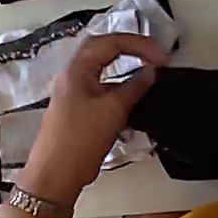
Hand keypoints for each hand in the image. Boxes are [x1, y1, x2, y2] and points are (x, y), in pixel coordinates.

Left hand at [18, 33, 166, 204]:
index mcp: (77, 68)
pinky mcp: (78, 109)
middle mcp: (73, 75)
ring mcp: (74, 92)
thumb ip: (135, 86)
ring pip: (103, 70)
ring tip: (149, 74)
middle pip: (104, 50)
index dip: (140, 45)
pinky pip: (101, 88)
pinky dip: (120, 87)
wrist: (55, 175)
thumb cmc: (81, 139)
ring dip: (126, 68)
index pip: (110, 42)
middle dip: (131, 48)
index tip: (162, 57)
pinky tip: (134, 97)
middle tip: (155, 56)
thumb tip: (151, 71)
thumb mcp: (114, 109)